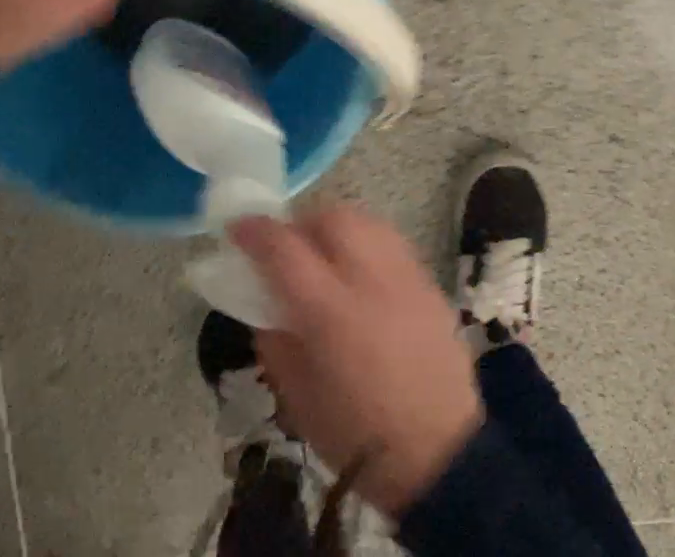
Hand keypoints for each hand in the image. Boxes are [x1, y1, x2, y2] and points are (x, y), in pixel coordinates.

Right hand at [231, 207, 483, 516]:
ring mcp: (407, 279)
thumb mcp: (295, 395)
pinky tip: (361, 276)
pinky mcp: (432, 286)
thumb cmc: (354, 435)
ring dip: (338, 228)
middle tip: (286, 247)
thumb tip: (267, 304)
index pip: (283, 249)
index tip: (238, 228)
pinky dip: (369, 246)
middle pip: (332, 219)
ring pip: (368, 222)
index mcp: (329, 312)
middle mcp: (371, 281)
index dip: (255, 231)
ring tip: (325, 256)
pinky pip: (393, 245)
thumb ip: (275, 340)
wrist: (436, 454)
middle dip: (301, 224)